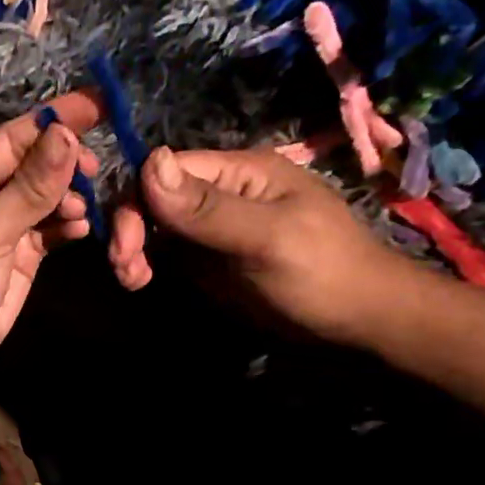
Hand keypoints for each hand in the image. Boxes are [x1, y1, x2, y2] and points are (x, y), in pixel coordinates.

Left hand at [0, 93, 103, 399]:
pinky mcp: (21, 253)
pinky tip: (82, 227)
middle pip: (33, 163)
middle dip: (65, 161)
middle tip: (93, 170)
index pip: (12, 138)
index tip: (100, 104)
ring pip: (46, 194)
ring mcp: (4, 225)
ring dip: (69, 195)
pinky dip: (69, 223)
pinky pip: (51, 226)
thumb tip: (66, 134)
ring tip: (82, 209)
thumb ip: (29, 187)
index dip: (54, 119)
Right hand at [109, 145, 423, 346]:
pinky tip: (140, 281)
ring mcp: (209, 224)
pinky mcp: (205, 256)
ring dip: (131, 250)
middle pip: (151, 196)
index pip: (165, 170)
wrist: (358, 320)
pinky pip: (162, 250)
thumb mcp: (267, 237)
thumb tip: (147, 163)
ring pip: (150, 225)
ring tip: (133, 281)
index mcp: (238, 171)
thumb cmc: (322, 271)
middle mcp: (218, 190)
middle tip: (126, 271)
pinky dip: (143, 263)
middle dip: (129, 229)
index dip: (136, 202)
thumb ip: (208, 207)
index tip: (126, 247)